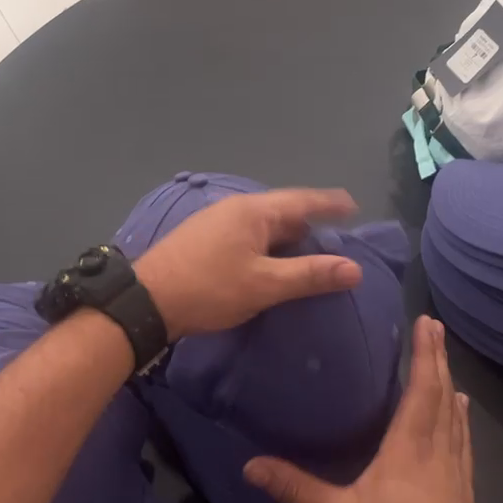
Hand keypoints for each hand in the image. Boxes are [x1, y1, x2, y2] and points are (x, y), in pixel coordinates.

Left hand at [133, 187, 361, 339]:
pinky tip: (271, 261)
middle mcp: (235, 208)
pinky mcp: (204, 240)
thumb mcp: (264, 284)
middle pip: (283, 211)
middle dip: (309, 222)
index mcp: (253, 211)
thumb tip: (354, 268)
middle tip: (336, 236)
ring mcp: (216, 222)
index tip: (353, 205)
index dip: (329, 203)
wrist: (147, 301)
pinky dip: (268, 245)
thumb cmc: (209, 289)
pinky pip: (248, 235)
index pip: (302, 200)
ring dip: (287, 236)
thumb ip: (309, 274)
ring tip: (309, 251)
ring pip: (263, 225)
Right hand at [243, 315, 494, 502]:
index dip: (425, 354)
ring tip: (447, 370)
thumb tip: (251, 465)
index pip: (422, 390)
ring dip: (450, 389)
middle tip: (436, 329)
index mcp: (411, 448)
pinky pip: (462, 444)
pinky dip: (460, 422)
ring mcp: (456, 475)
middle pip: (442, 397)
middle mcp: (438, 453)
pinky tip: (460, 423)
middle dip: (438, 360)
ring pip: (456, 420)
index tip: (428, 322)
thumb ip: (295, 490)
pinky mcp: (465, 496)